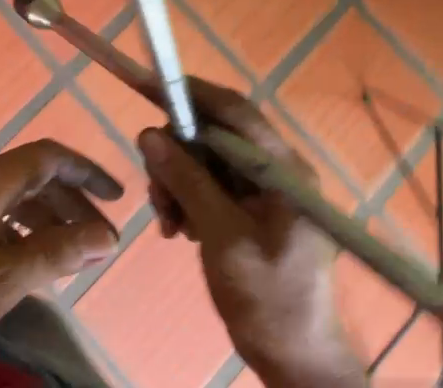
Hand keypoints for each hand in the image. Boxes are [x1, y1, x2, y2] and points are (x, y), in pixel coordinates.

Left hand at [0, 139, 122, 386]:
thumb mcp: (2, 279)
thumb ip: (55, 253)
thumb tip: (104, 236)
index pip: (47, 157)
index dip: (86, 172)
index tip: (117, 198)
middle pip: (29, 177)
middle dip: (70, 204)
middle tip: (101, 243)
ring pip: (8, 197)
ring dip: (44, 220)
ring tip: (71, 258)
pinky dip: (16, 230)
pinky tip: (27, 261)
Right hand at [139, 81, 364, 387]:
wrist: (294, 358)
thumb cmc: (268, 298)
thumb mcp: (222, 237)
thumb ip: (187, 181)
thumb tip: (149, 133)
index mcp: (284, 171)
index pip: (235, 111)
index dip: (192, 93)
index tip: (148, 84)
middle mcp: (275, 171)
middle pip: (213, 135)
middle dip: (176, 153)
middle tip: (155, 187)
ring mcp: (262, 191)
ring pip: (203, 160)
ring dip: (176, 181)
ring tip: (166, 220)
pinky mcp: (248, 210)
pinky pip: (206, 184)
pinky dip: (185, 199)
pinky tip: (177, 230)